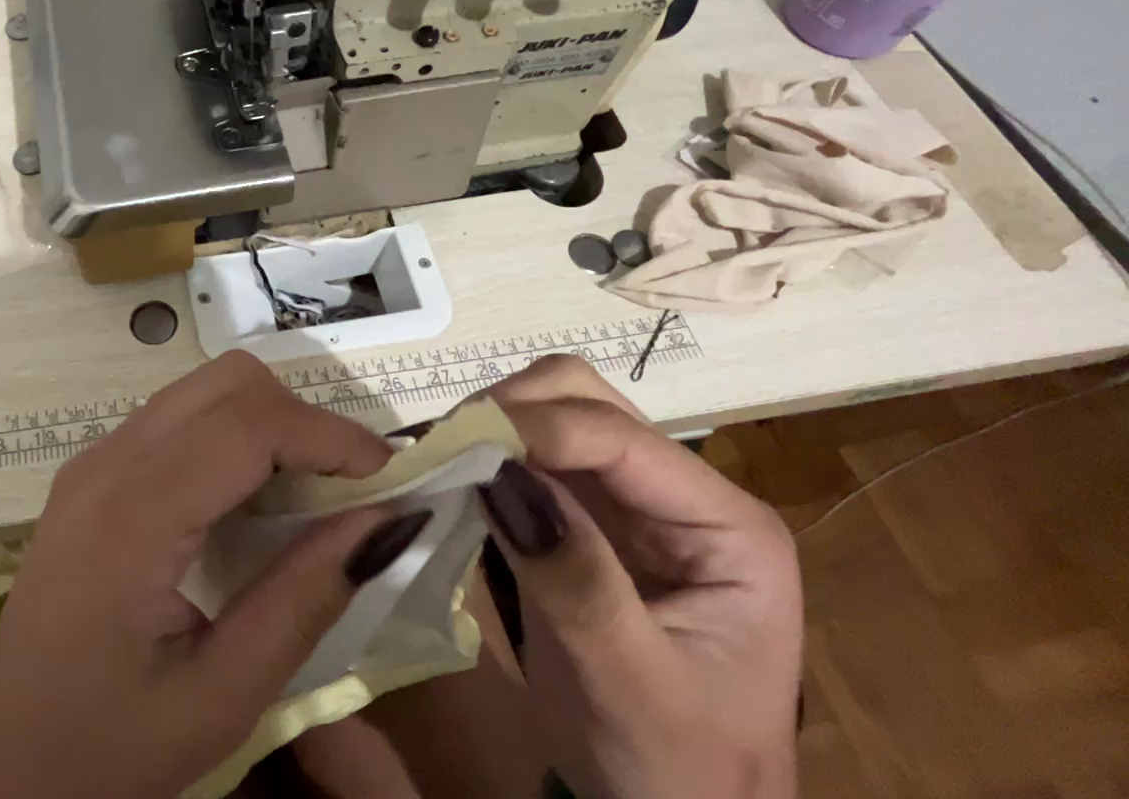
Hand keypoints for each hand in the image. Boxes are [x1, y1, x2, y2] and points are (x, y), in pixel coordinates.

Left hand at [0, 351, 429, 798]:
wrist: (1, 764)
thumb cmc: (105, 747)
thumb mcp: (220, 697)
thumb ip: (303, 600)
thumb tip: (385, 522)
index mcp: (130, 520)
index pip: (246, 427)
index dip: (329, 436)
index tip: (391, 476)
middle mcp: (105, 467)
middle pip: (224, 383)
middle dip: (302, 417)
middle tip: (349, 487)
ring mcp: (91, 465)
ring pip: (199, 391)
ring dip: (268, 422)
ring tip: (310, 493)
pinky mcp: (90, 477)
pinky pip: (175, 420)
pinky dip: (231, 435)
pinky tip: (251, 500)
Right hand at [476, 356, 802, 798]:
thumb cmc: (678, 768)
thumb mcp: (632, 687)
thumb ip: (575, 581)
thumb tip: (499, 477)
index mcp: (725, 526)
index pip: (620, 437)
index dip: (533, 427)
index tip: (450, 445)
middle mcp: (680, 496)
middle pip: (588, 401)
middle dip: (511, 410)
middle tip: (441, 450)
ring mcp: (632, 506)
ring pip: (553, 419)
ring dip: (492, 429)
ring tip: (437, 464)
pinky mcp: (588, 524)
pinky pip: (530, 465)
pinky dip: (485, 461)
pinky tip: (450, 483)